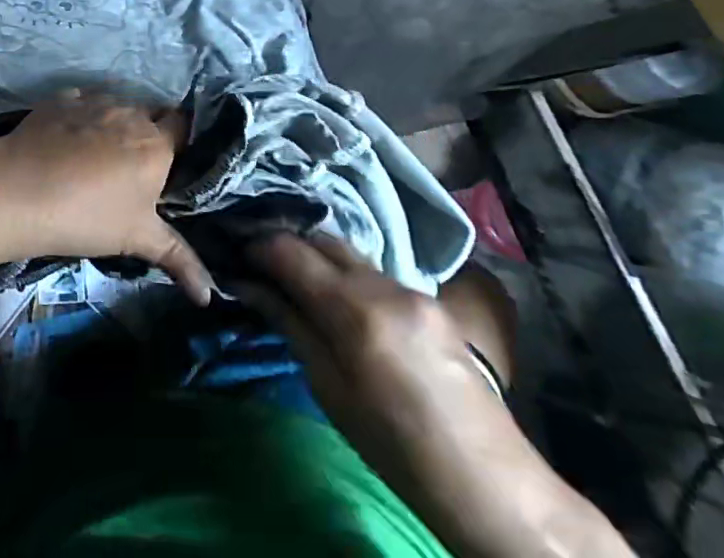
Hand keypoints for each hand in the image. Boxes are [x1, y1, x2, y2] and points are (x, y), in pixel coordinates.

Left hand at [0, 91, 213, 304]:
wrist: (20, 189)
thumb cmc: (87, 215)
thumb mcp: (138, 239)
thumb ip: (180, 260)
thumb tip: (210, 296)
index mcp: (156, 144)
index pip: (183, 125)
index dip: (180, 139)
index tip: (172, 160)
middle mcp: (128, 113)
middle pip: (148, 113)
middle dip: (146, 131)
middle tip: (134, 161)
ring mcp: (90, 102)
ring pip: (113, 103)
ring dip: (113, 121)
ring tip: (98, 150)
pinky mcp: (57, 101)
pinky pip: (79, 101)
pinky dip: (80, 114)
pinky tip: (68, 136)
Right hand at [240, 234, 631, 557]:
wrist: (489, 483)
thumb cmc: (392, 442)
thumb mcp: (325, 384)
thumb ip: (287, 322)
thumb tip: (246, 285)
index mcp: (356, 308)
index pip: (289, 249)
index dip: (255, 248)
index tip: (234, 259)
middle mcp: (388, 287)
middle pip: (322, 240)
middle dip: (285, 246)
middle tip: (258, 268)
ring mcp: (416, 292)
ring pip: (349, 255)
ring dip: (316, 260)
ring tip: (292, 284)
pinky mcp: (432, 305)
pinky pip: (374, 274)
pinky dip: (344, 277)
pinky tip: (334, 302)